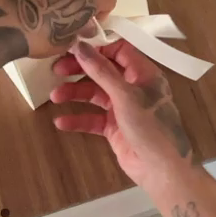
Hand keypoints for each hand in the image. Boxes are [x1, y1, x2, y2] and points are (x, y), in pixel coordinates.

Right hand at [50, 39, 195, 188]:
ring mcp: (123, 108)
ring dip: (75, 94)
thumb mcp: (125, 95)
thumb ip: (101, 71)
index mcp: (143, 74)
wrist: (160, 169)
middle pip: (103, 71)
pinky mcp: (114, 127)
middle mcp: (133, 87)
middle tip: (56, 70)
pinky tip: (61, 122)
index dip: (97, 48)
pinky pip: (92, 118)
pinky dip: (77, 119)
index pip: (119, 51)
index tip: (74, 48)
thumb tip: (79, 46)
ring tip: (55, 97)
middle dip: (80, 70)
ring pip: (95, 94)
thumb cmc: (150, 125)